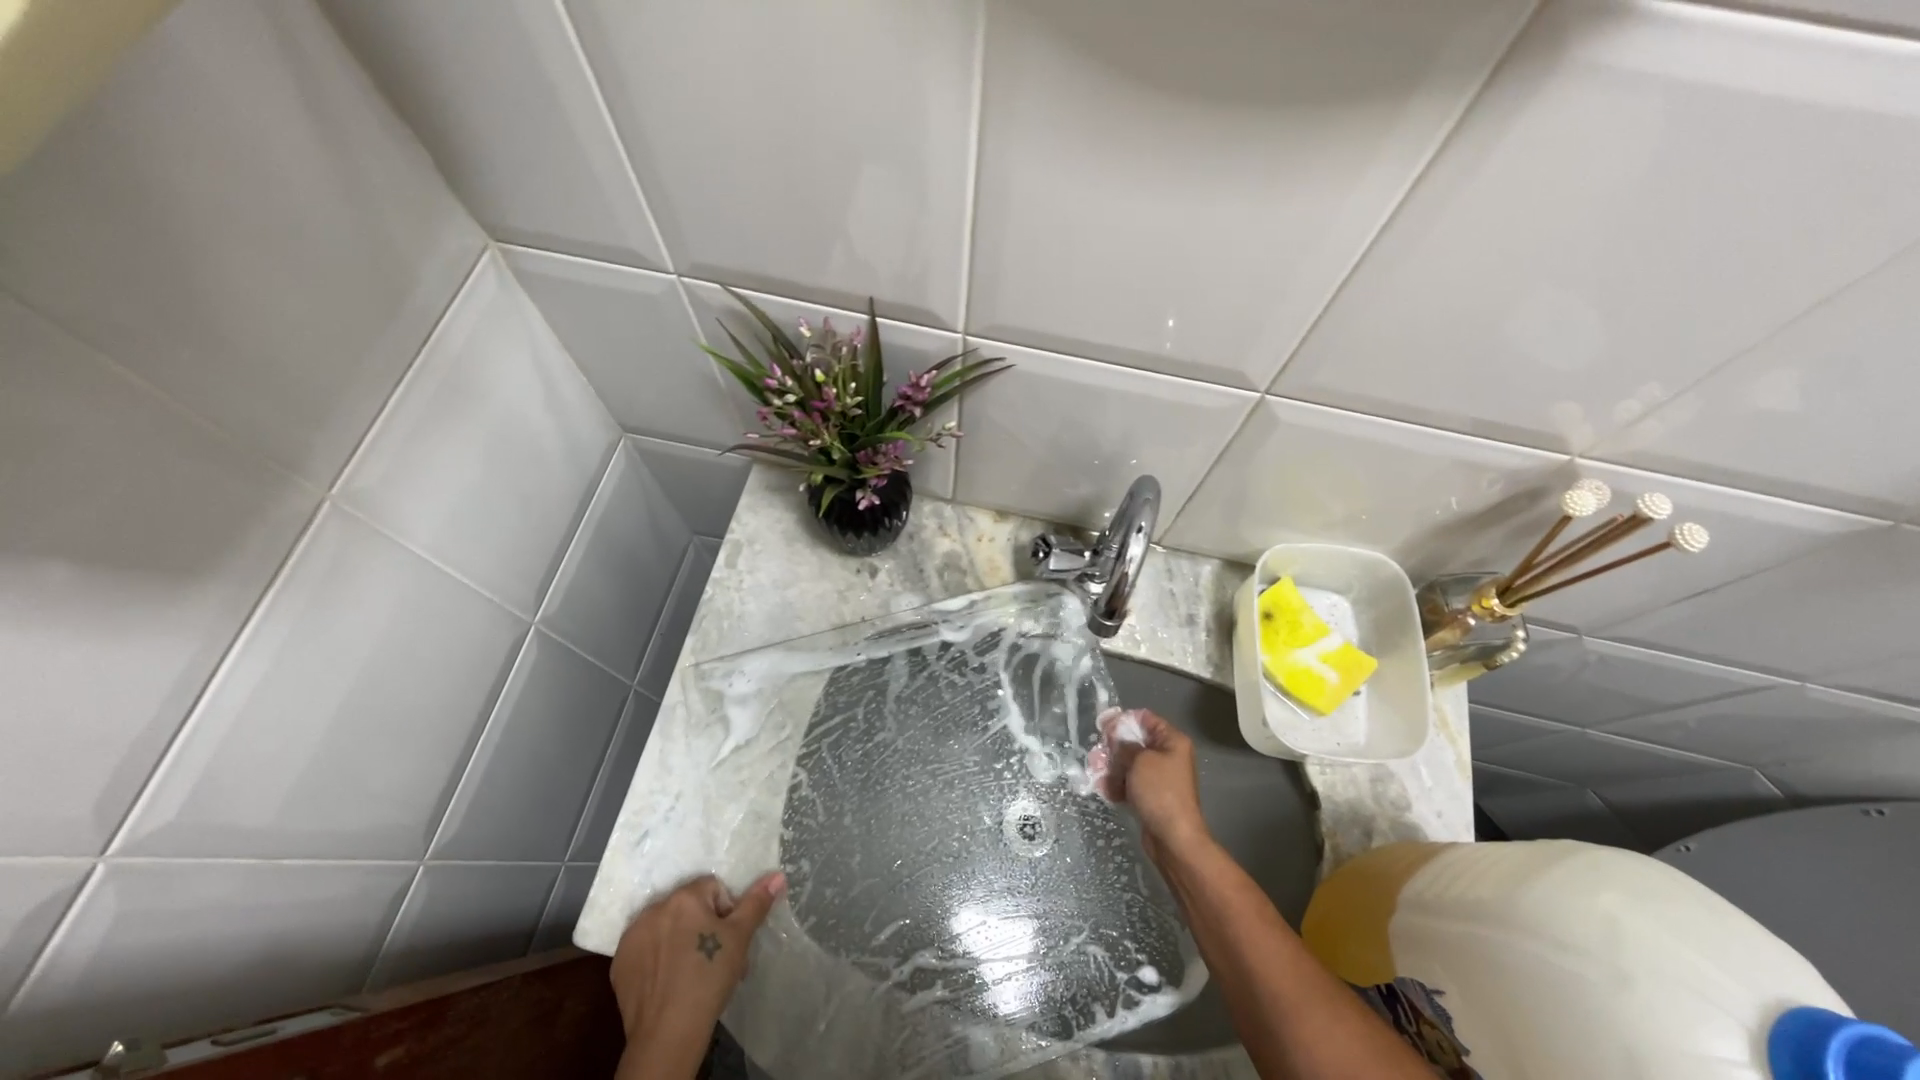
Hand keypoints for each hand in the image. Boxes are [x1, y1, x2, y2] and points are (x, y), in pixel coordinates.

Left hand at [610, 871, 785, 1074]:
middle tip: (716, 959)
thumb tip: (777, 875)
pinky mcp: (619, 962)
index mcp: (684, 897)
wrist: (667, 1031)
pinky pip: (645, 949)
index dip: (726, 912)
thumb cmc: (709, 977)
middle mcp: (653, 908)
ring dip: (679, 940)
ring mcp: (632, 936)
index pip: (713, 888)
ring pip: (665, 927)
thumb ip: (756, 903)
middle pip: (688, 907)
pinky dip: (657, 959)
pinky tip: (668, 981)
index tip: (729, 941)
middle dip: (703, 926)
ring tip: (691, 972)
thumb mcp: (740, 939)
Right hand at [1095, 709, 1210, 862]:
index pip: (1145, 718)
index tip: (1101, 726)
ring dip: (1110, 768)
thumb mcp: (1139, 760)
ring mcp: (1158, 777)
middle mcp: (1166, 755)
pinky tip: (1104, 791)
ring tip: (1095, 775)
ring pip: (1128, 764)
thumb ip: (1123, 744)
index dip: (1123, 719)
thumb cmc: (1159, 791)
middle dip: (1112, 748)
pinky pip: (1129, 783)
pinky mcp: (1149, 795)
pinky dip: (1116, 785)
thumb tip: (1114, 735)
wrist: (1172, 836)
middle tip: (1095, 755)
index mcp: (1171, 741)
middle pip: (1133, 742)